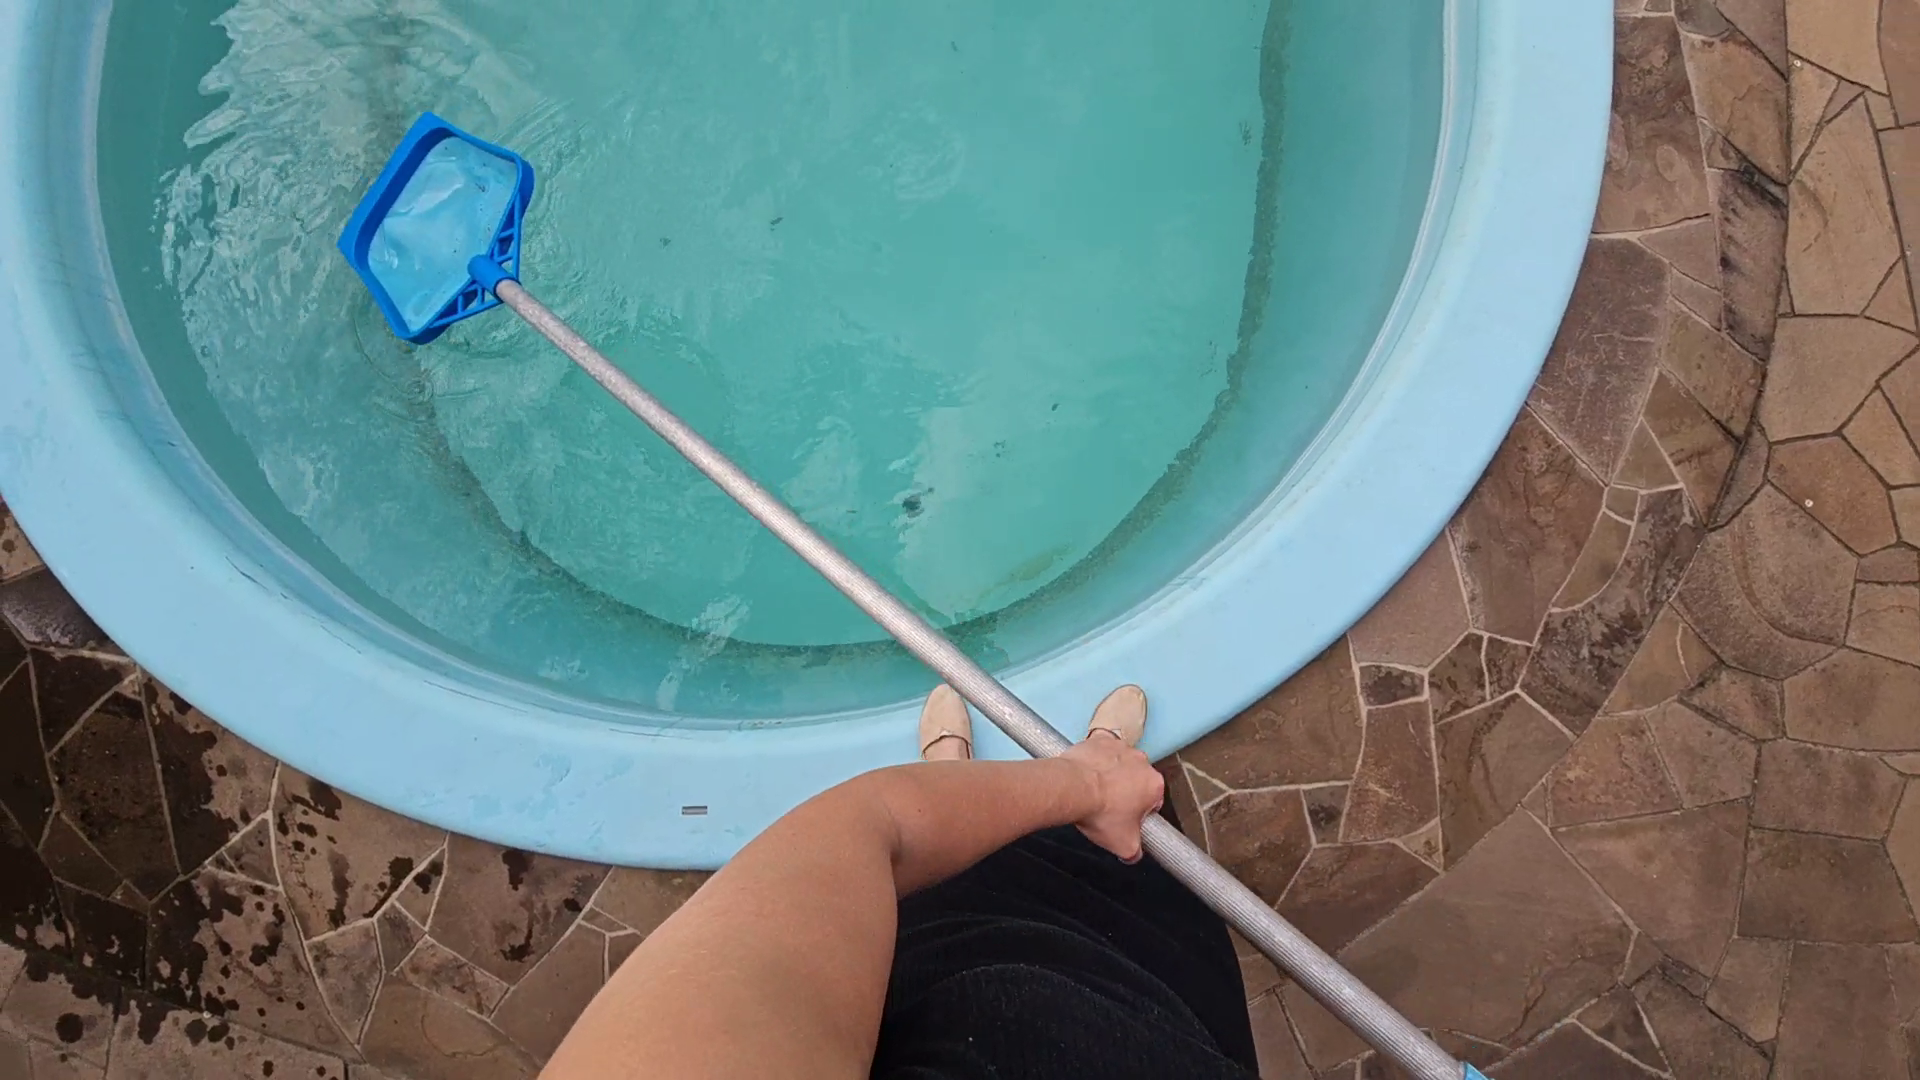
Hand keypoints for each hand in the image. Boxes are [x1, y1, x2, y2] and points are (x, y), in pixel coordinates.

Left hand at [1059, 734, 1164, 862]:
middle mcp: (1141, 761)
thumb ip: (1136, 852)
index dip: (1140, 812)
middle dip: (1127, 791)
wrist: (1071, 788)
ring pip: (1120, 763)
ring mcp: (1120, 746)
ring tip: (1094, 789)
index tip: (1126, 817)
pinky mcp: (1100, 739)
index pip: (1153, 801)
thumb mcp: (1124, 845)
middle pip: (1137, 779)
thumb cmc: (1099, 812)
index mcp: (1154, 784)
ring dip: (1112, 773)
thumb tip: (1134, 854)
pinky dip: (1096, 757)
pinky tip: (1087, 772)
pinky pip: (1102, 748)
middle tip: (1108, 805)